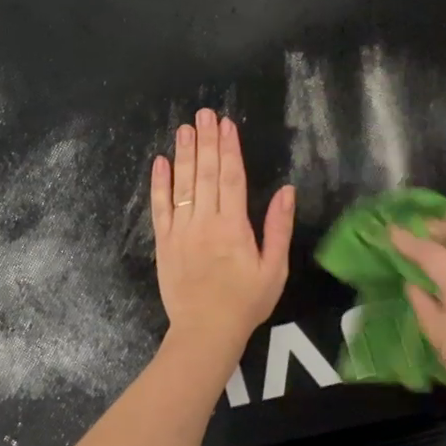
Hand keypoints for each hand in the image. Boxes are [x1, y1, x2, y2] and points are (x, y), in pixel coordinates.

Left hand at [150, 109, 294, 361]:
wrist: (205, 331)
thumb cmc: (246, 302)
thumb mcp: (274, 269)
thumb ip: (278, 228)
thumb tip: (286, 190)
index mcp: (234, 227)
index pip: (232, 178)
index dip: (229, 148)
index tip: (227, 124)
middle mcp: (205, 222)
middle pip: (206, 173)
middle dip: (206, 141)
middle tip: (203, 114)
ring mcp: (181, 231)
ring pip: (182, 185)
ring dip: (184, 154)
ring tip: (185, 128)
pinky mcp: (164, 242)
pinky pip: (160, 208)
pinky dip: (159, 184)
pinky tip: (160, 162)